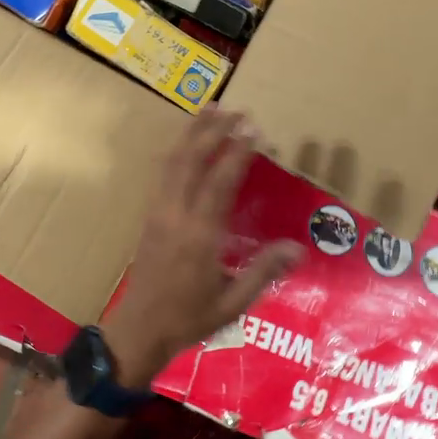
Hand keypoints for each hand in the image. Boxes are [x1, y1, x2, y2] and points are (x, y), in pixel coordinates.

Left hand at [101, 108, 303, 387]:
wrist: (140, 329)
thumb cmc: (190, 318)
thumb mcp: (232, 303)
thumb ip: (263, 272)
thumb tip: (297, 248)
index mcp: (199, 235)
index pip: (219, 182)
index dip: (237, 153)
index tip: (254, 130)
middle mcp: (176, 215)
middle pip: (192, 160)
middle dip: (213, 131)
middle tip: (236, 111)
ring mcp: (158, 211)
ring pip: (173, 161)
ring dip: (192, 133)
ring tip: (210, 109)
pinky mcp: (149, 214)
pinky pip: (163, 172)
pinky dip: (178, 150)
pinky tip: (188, 142)